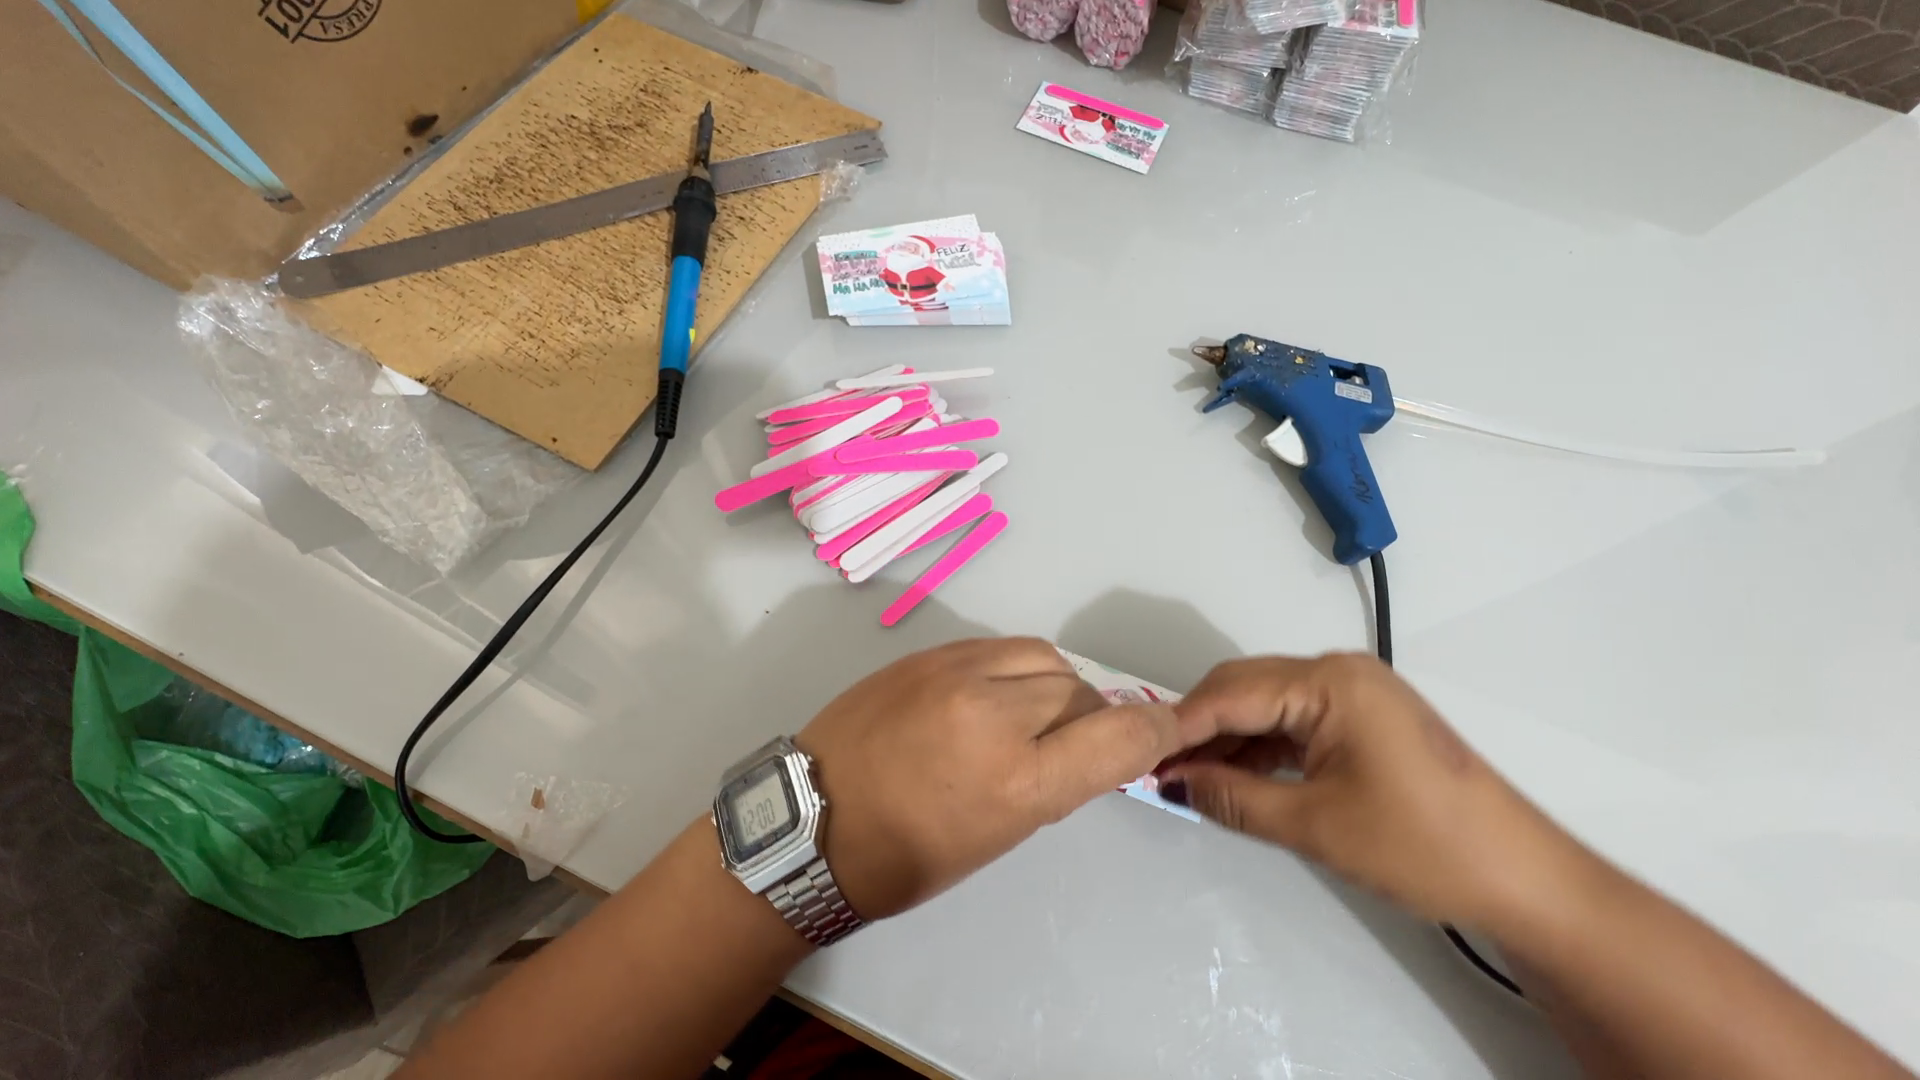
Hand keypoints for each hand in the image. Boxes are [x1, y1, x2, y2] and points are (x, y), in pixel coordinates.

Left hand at [796, 638, 1180, 921]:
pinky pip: (999, 649)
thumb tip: (1088, 744)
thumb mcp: (997, 836)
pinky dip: (1013, 671)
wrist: (812, 821)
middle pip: (1083, 692)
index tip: (1161, 732)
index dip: (1155, 732)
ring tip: (1029, 715)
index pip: (1120, 737)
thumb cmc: (905, 856)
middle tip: (1067, 744)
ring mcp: (956, 674)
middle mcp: (993, 715)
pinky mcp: (928, 654)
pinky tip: (991, 697)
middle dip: (1091, 718)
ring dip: (1053, 687)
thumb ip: (1052, 781)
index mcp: (1017, 782)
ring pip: (1045, 658)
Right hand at [1160, 653, 1579, 925]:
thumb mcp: (1313, 825)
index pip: (1231, 692)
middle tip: (1155, 768)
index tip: (1134, 753)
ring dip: (1226, 739)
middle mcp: (1338, 672)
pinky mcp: (1361, 719)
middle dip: (1198, 727)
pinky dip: (1259, 747)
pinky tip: (1232, 775)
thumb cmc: (1420, 846)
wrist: (1522, 878)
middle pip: (1244, 688)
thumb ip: (1232, 796)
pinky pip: (1292, 722)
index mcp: (1330, 682)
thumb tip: (1170, 781)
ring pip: (1265, 705)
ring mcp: (1353, 693)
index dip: (1179, 725)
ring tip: (1185, 777)